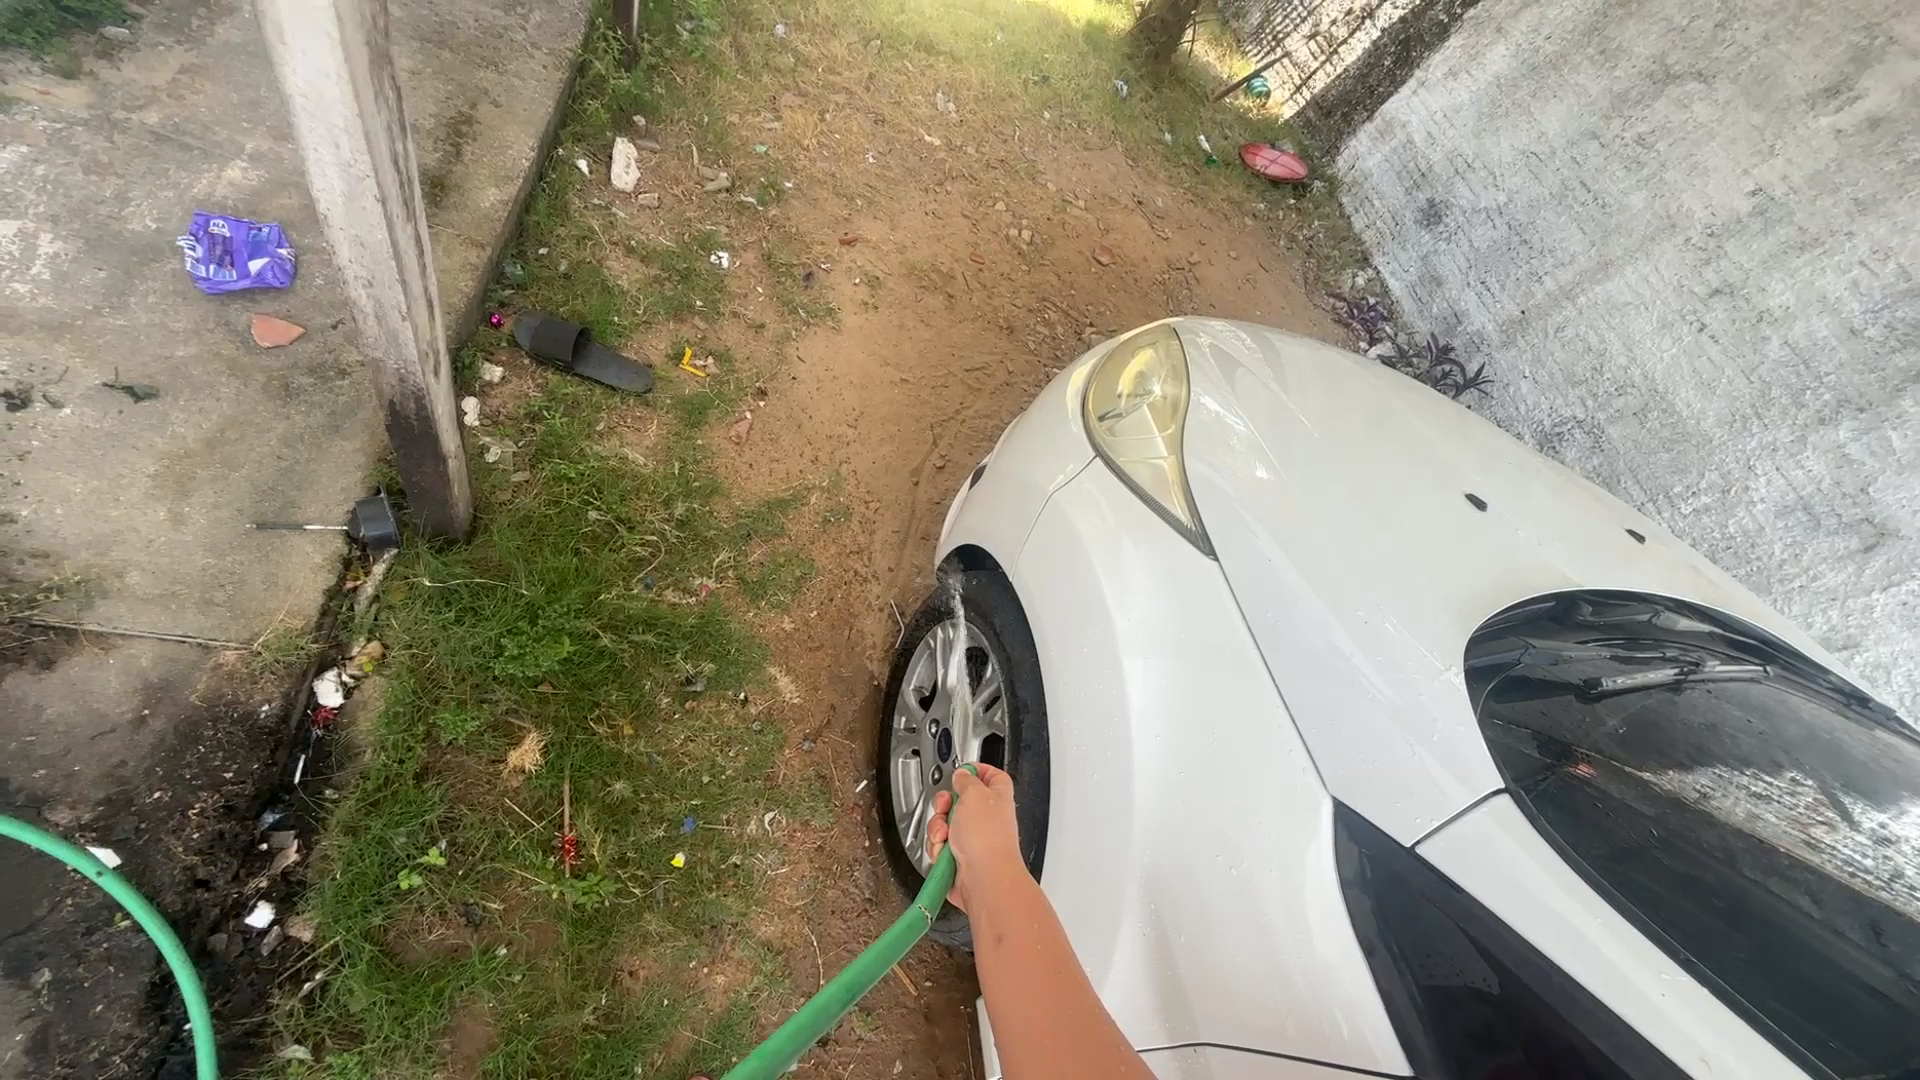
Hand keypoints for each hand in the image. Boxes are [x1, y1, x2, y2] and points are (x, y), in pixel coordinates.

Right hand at [926, 763, 1023, 911]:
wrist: (983, 879)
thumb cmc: (987, 839)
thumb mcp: (974, 793)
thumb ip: (965, 779)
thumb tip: (962, 774)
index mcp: (997, 797)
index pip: (990, 775)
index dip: (976, 770)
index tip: (963, 771)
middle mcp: (986, 818)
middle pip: (958, 800)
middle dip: (944, 804)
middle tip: (945, 808)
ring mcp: (972, 839)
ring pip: (944, 824)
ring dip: (938, 828)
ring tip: (945, 836)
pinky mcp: (958, 857)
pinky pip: (939, 845)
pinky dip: (937, 848)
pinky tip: (944, 852)